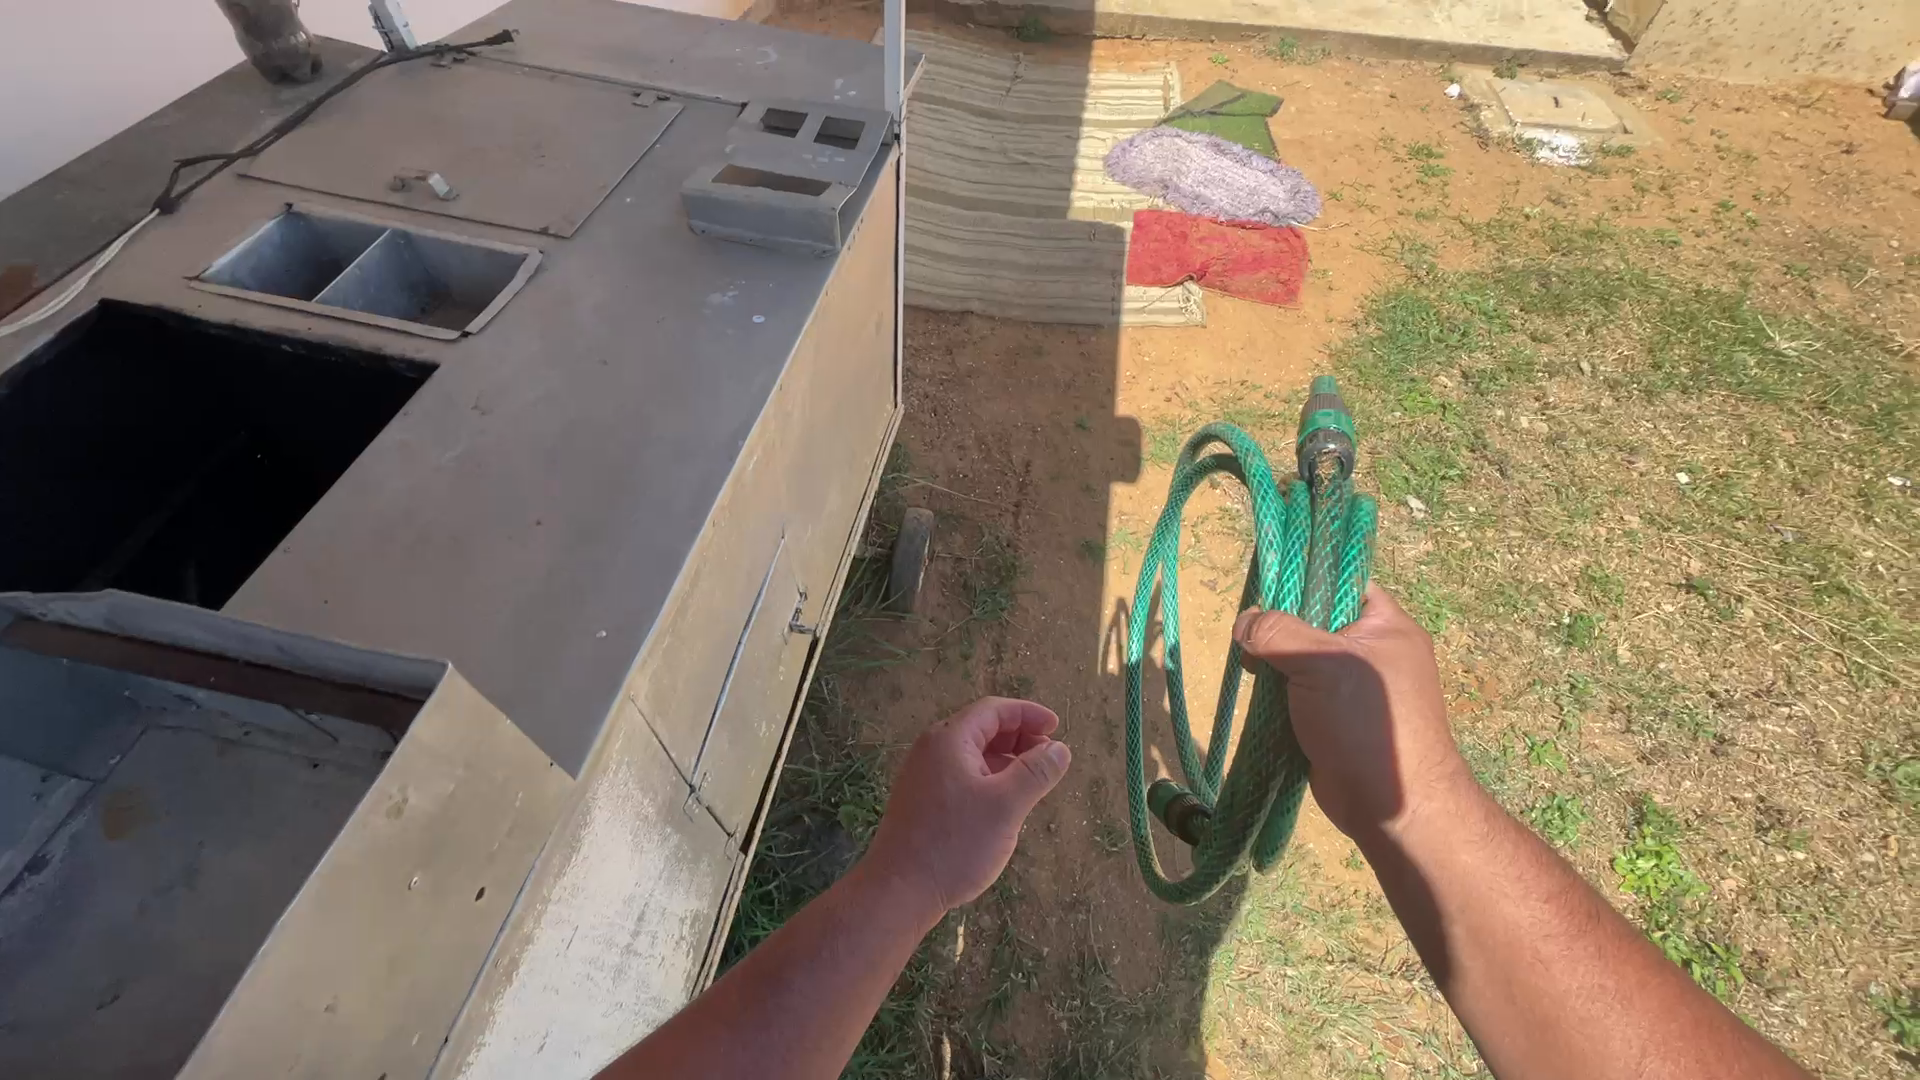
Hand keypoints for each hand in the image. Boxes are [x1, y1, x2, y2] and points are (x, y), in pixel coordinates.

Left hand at [863, 697, 1071, 915]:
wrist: (898, 891)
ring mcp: (925, 775)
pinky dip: (990, 777)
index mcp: (950, 739)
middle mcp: (933, 749)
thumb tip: (1059, 749)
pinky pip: (963, 774)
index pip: (994, 710)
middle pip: (983, 728)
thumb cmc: (954, 844)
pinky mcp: (923, 799)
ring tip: (1033, 782)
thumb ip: (1036, 773)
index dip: (1028, 714)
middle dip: (1019, 737)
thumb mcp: (1005, 806)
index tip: (1057, 727)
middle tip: (1049, 758)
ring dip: (1006, 759)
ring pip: (974, 754)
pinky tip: (1004, 802)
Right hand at [1232, 583, 1470, 842]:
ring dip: (1271, 659)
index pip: (1341, 581)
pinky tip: (1258, 691)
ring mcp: (1349, 684)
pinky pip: (1294, 685)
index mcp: (1386, 625)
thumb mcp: (1322, 661)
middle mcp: (1370, 649)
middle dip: (1276, 624)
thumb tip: (1243, 625)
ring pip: (1297, 653)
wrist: (1390, 805)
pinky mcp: (1330, 713)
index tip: (1265, 590)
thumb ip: (1278, 631)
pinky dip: (1273, 686)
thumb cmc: (1367, 722)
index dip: (1303, 579)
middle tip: (1250, 634)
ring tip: (1252, 665)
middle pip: (1311, 617)